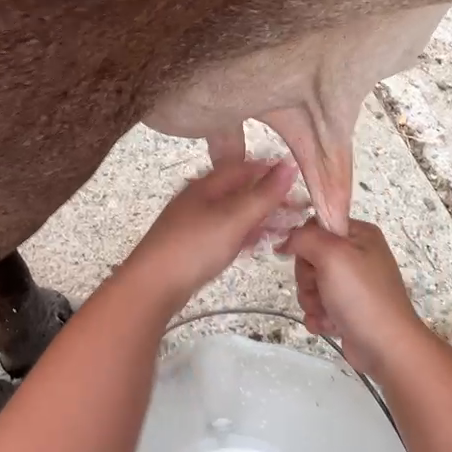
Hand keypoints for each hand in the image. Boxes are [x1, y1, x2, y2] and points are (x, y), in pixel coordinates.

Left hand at [117, 158, 300, 312]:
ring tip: (286, 228)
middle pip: (239, 189)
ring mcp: (194, 222)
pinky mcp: (193, 245)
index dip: (271, 170)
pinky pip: (225, 232)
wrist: (152, 286)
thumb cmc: (195, 247)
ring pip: (234, 212)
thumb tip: (289, 165)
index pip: (244, 166)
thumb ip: (263, 194)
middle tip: (297, 210)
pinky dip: (244, 234)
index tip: (299, 180)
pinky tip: (257, 244)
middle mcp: (200, 198)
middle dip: (269, 197)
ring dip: (259, 217)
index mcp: (207, 184)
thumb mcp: (234, 218)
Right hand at [280, 219, 427, 377]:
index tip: (311, 261)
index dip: (306, 244)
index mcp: (359, 235)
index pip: (316, 227)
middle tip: (322, 289)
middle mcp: (357, 256)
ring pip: (311, 285)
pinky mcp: (347, 309)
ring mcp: (352, 285)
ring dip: (312, 301)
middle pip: (310, 258)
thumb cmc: (360, 295)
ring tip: (328, 311)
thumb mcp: (331, 254)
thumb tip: (285, 240)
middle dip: (308, 279)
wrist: (386, 347)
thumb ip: (304, 238)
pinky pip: (318, 306)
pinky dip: (319, 317)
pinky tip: (330, 325)